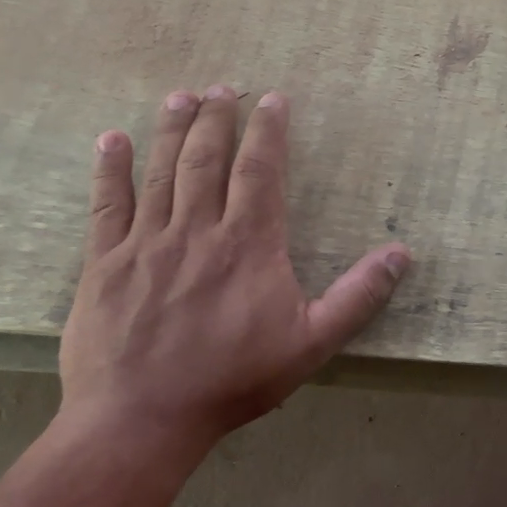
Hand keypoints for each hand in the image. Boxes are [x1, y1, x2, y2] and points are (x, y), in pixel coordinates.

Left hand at [61, 85, 408, 448]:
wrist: (138, 421)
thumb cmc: (234, 379)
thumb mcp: (313, 341)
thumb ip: (359, 295)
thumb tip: (403, 252)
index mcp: (249, 245)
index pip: (261, 172)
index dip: (268, 132)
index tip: (272, 99)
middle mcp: (197, 232)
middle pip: (208, 161)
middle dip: (218, 119)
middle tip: (224, 86)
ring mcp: (145, 246)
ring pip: (162, 173)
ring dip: (173, 131)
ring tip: (181, 96)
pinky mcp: (104, 266)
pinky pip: (107, 206)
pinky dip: (111, 169)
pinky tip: (113, 139)